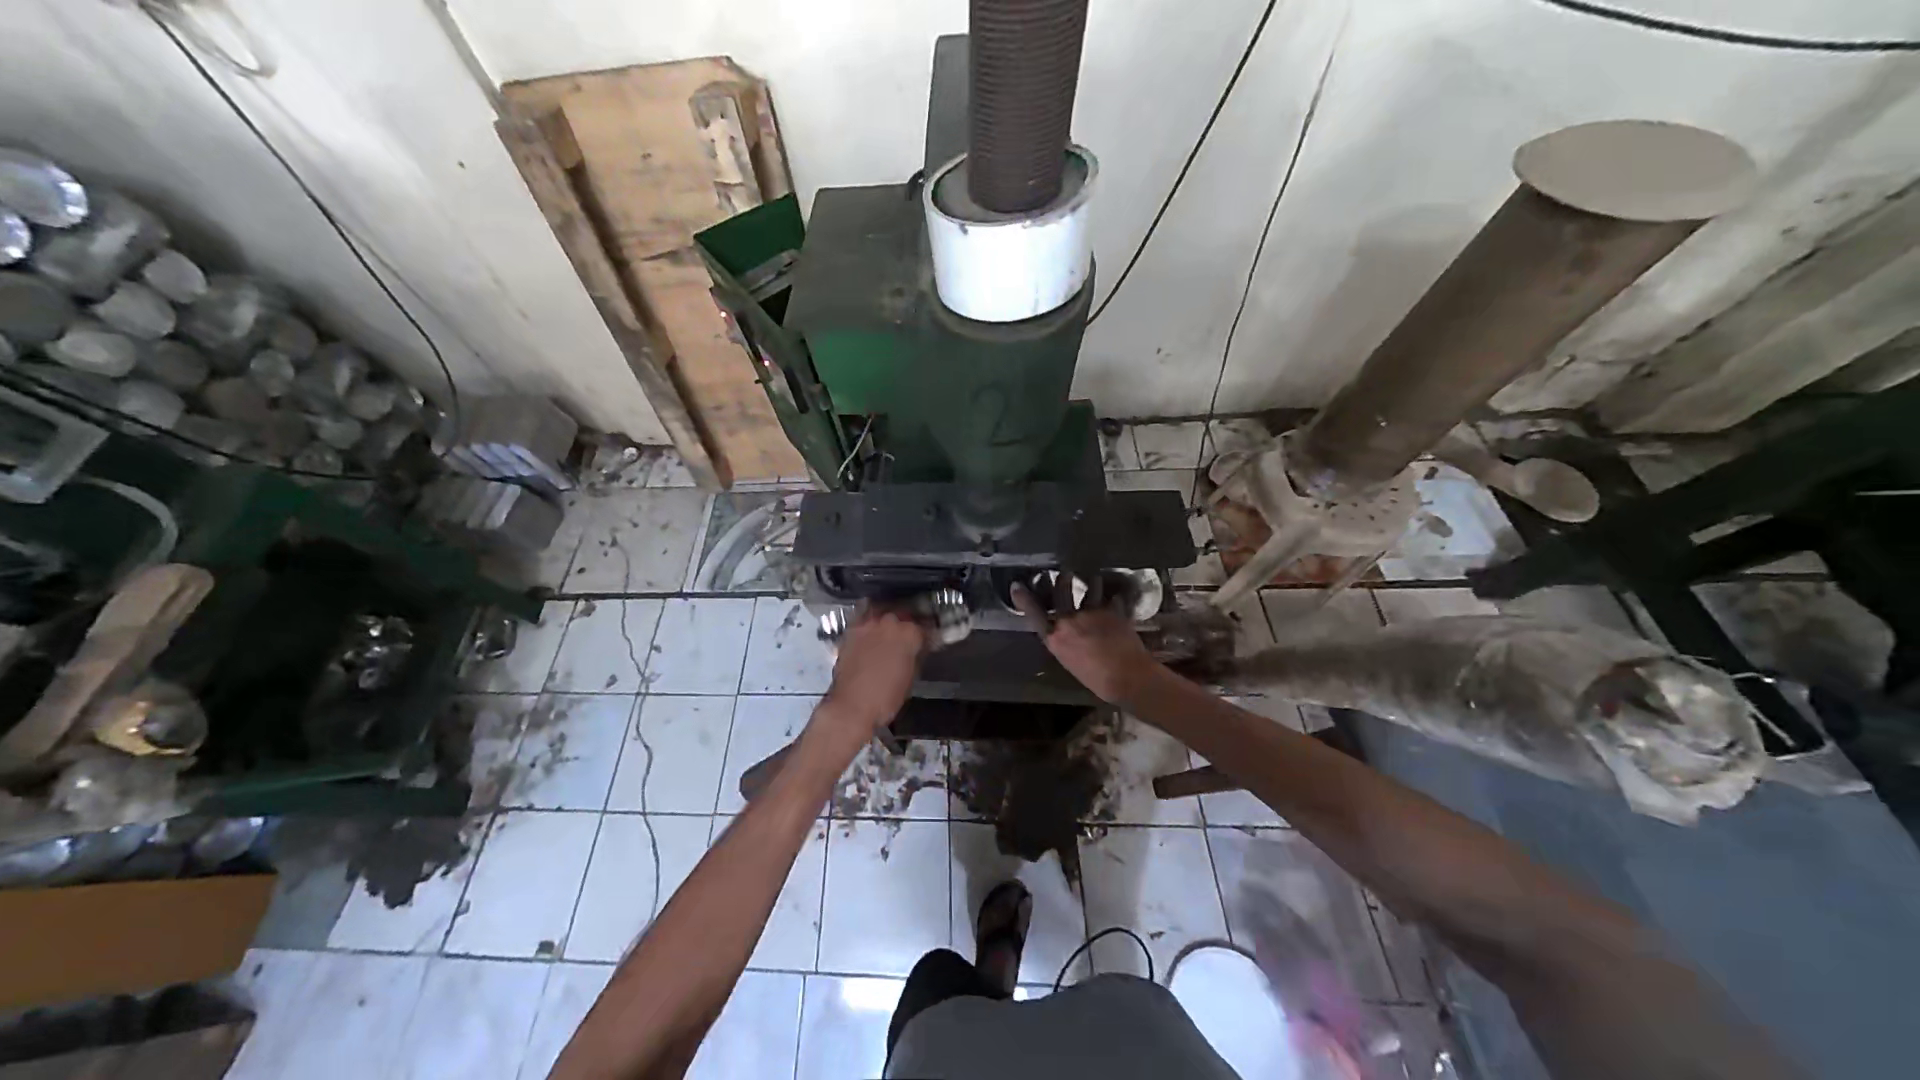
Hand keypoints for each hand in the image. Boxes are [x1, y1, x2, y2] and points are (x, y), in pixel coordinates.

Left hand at [818, 604, 927, 734]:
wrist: (852, 706)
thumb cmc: (886, 697)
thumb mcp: (910, 676)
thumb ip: (916, 655)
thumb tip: (916, 649)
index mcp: (909, 633)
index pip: (923, 626)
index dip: (926, 635)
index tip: (927, 640)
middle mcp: (888, 622)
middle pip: (901, 616)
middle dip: (906, 625)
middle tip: (907, 637)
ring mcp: (867, 625)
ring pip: (881, 613)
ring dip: (886, 621)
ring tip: (887, 633)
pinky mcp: (850, 632)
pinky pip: (863, 620)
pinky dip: (868, 625)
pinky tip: (870, 635)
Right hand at [1013, 577, 1159, 703]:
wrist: (1126, 678)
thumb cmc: (1097, 679)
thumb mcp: (1070, 662)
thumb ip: (1064, 643)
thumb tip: (1066, 633)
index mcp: (1055, 638)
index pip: (1034, 613)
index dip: (1023, 598)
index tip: (1016, 585)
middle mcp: (1070, 621)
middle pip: (1061, 590)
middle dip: (1063, 578)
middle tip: (1065, 572)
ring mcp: (1092, 613)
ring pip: (1090, 587)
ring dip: (1092, 581)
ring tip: (1094, 577)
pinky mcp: (1113, 611)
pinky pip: (1113, 597)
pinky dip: (1115, 596)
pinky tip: (1117, 596)